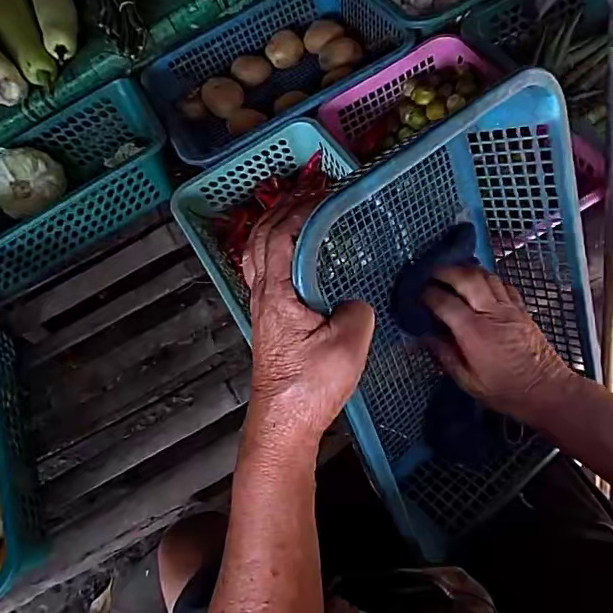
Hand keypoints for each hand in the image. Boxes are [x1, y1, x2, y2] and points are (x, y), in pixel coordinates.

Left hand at [241, 196, 375, 445]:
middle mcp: (261, 295)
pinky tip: (291, 254)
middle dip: (280, 210)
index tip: (323, 195)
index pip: (279, 236)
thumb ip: (356, 310)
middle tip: (307, 194)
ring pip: (255, 254)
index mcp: (277, 293)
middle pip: (258, 238)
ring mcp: (260, 307)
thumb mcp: (348, 344)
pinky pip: (262, 271)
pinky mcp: (267, 320)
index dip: (298, 210)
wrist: (284, 419)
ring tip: (296, 213)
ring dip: (272, 228)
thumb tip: (353, 301)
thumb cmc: (310, 385)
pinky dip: (273, 250)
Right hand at [421, 264, 583, 424]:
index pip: (444, 302)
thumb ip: (444, 355)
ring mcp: (510, 309)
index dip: (427, 294)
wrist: (549, 392)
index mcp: (474, 332)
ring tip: (452, 273)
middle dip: (445, 271)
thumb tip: (425, 338)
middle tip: (430, 272)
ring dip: (467, 271)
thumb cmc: (506, 391)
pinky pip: (504, 285)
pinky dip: (488, 280)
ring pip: (487, 276)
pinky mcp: (522, 310)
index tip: (416, 294)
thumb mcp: (468, 381)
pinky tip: (480, 285)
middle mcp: (492, 313)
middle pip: (467, 278)